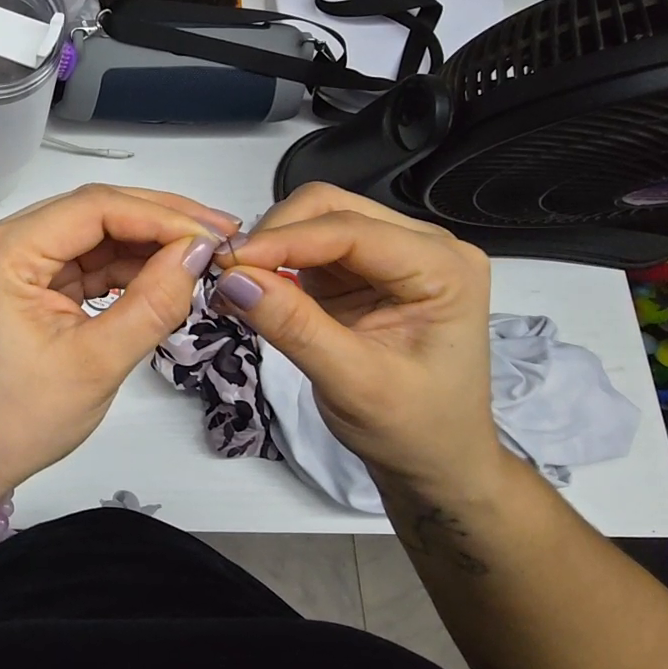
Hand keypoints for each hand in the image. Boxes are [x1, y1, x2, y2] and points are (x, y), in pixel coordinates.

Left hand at [0, 184, 237, 504]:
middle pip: (92, 211)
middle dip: (158, 223)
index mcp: (1, 254)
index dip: (159, 215)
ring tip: (199, 259)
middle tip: (218, 236)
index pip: (92, 208)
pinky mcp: (25, 280)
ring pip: (92, 233)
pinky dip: (124, 267)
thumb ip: (153, 302)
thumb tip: (197, 253)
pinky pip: (83, 259)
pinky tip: (164, 275)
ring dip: (145, 244)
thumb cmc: (19, 420)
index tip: (210, 234)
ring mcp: (11, 260)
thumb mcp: (98, 362)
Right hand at [212, 183, 500, 494]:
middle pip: (330, 209)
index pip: (349, 230)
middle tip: (228, 272)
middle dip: (275, 234)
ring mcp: (388, 257)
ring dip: (270, 246)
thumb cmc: (413, 428)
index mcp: (442, 268)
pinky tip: (252, 290)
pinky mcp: (359, 272)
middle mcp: (420, 248)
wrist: (435, 460)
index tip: (225, 263)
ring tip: (235, 283)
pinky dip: (274, 263)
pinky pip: (307, 249)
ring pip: (313, 221)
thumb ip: (294, 326)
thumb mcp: (353, 383)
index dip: (283, 240)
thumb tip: (232, 278)